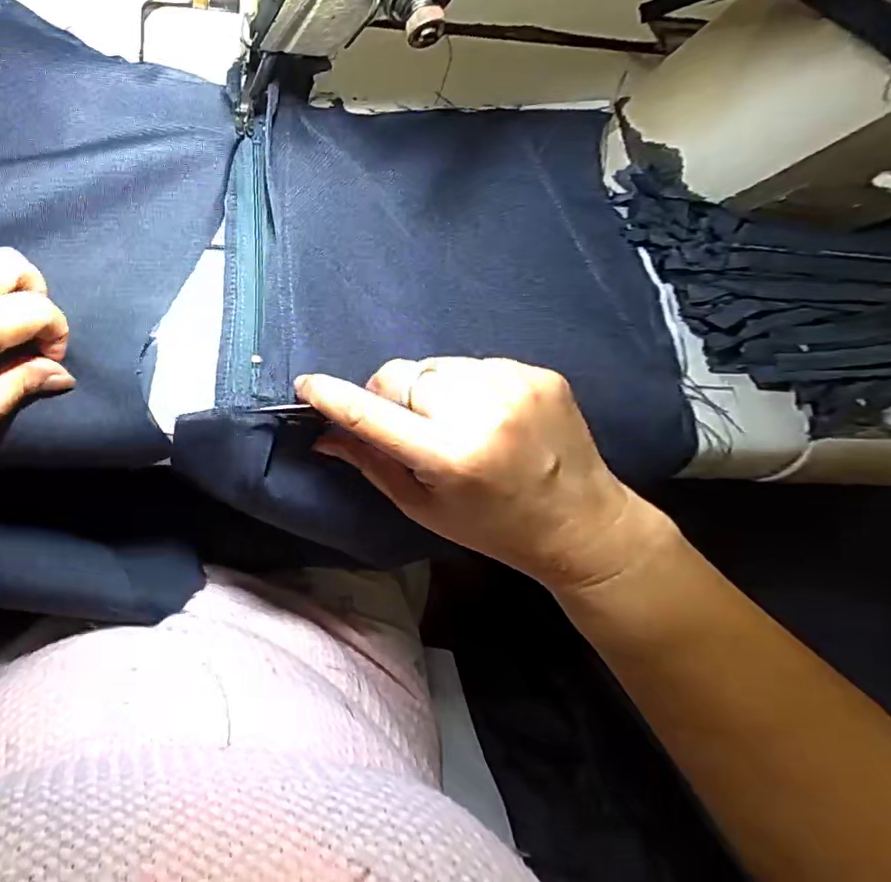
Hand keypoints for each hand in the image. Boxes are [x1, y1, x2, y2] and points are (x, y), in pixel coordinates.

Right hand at [296, 357, 674, 593]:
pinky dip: (464, 386)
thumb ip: (369, 462)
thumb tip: (322, 434)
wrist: (585, 524)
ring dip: (428, 389)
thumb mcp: (420, 505)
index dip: (333, 397)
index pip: (374, 415)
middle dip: (390, 396)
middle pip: (399, 375)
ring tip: (454, 423)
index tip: (306, 385)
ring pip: (432, 366)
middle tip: (408, 427)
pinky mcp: (537, 373)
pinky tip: (486, 416)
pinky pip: (470, 365)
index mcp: (451, 456)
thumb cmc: (492, 526)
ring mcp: (515, 386)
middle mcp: (483, 413)